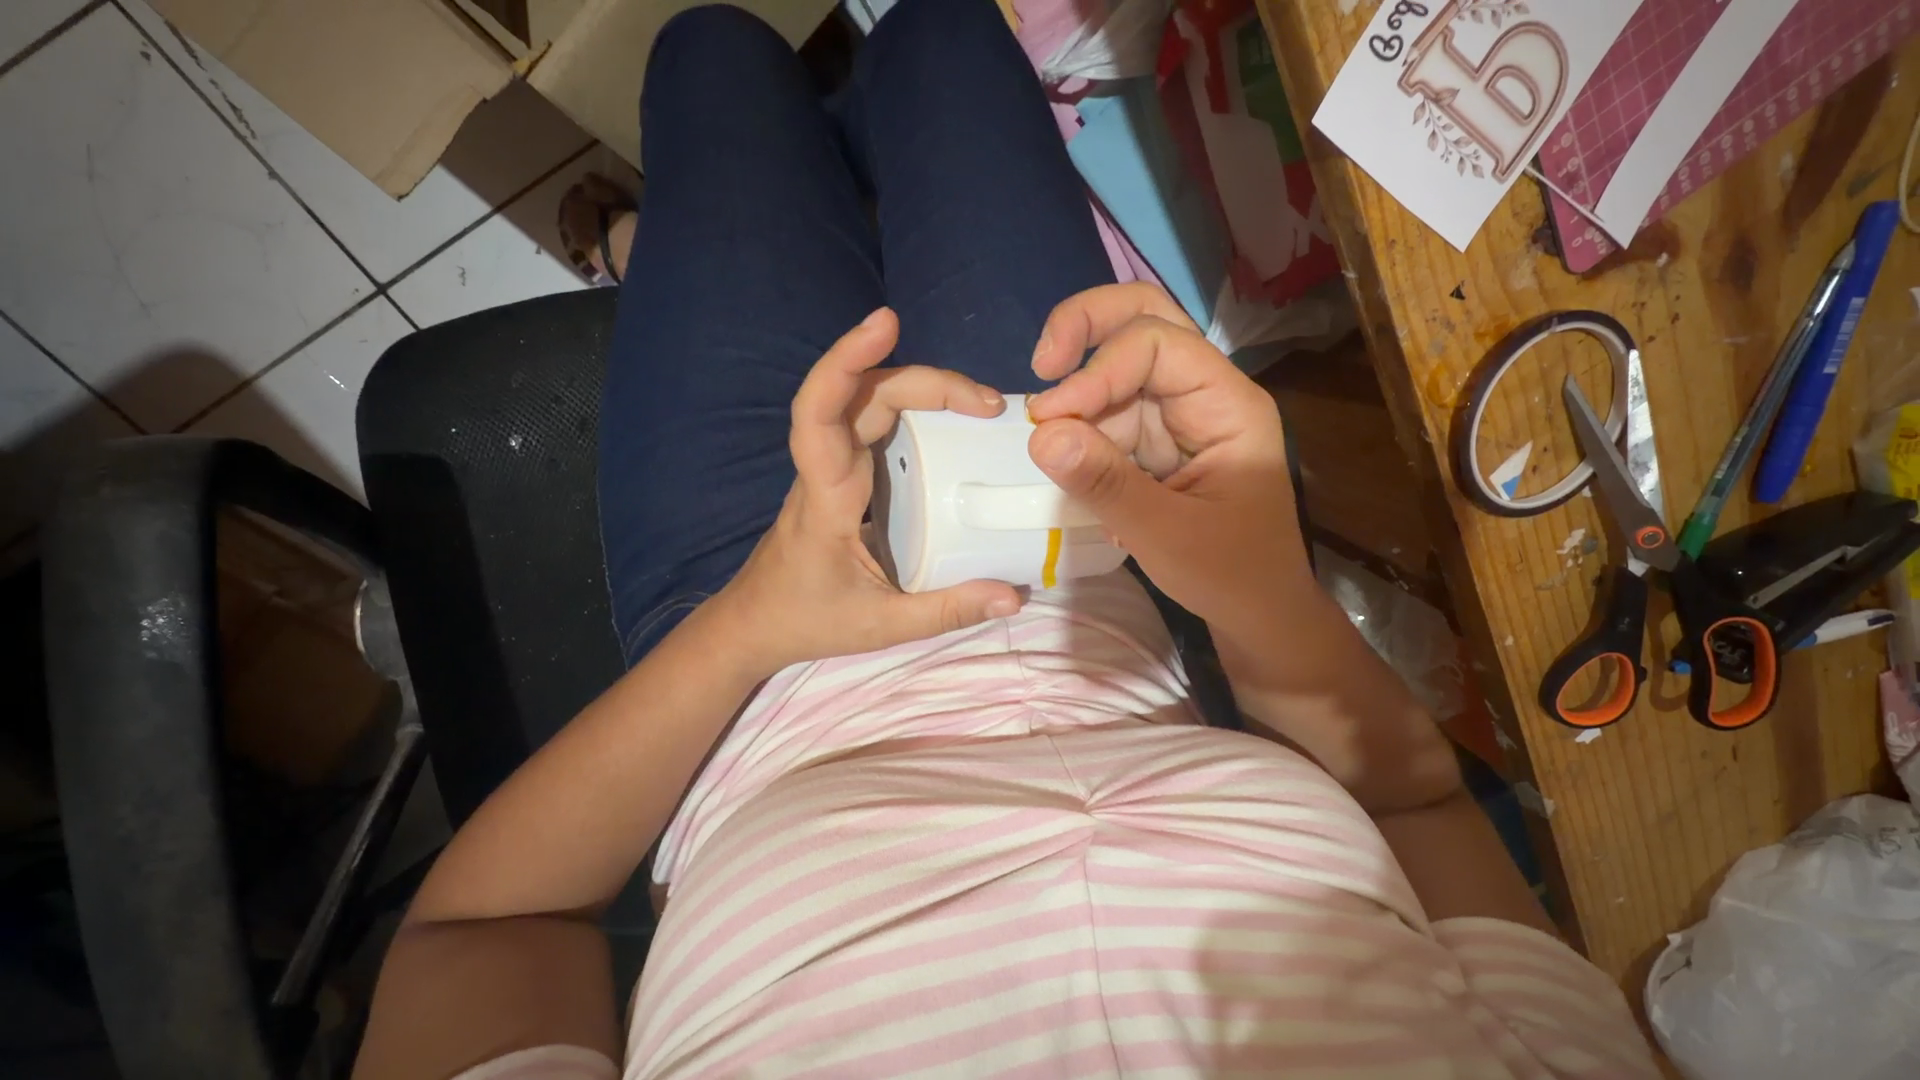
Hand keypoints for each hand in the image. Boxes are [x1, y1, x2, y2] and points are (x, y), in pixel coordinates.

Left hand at [711, 308, 1024, 677]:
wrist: (755, 623)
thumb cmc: (807, 620)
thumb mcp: (881, 626)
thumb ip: (947, 611)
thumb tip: (1014, 595)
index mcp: (825, 498)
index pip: (819, 414)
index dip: (844, 361)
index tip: (885, 324)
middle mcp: (825, 469)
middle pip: (863, 396)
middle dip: (924, 382)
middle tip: (989, 401)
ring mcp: (832, 468)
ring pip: (869, 403)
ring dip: (921, 390)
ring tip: (980, 405)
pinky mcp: (844, 476)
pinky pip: (875, 424)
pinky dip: (914, 411)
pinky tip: (952, 422)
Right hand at [1024, 284, 1311, 639]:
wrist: (1258, 614)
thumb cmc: (1230, 576)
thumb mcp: (1164, 535)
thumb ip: (1104, 483)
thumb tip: (1039, 433)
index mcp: (1228, 405)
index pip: (1158, 344)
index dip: (1097, 368)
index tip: (1049, 416)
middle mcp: (1205, 394)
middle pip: (1146, 319)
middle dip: (1087, 327)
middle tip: (1042, 365)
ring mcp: (1179, 415)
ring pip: (1120, 363)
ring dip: (1079, 390)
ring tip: (1047, 437)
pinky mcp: (1157, 441)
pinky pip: (1112, 410)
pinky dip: (1082, 423)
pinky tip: (1067, 458)